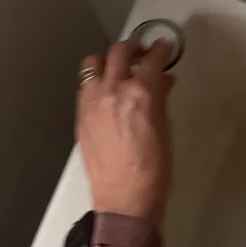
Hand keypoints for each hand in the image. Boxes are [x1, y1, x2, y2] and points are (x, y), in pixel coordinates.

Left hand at [76, 40, 175, 226]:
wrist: (125, 199)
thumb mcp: (165, 129)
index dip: (161, 49)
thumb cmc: (155, 168)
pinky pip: (85, 86)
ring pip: (94, 63)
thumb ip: (161, 98)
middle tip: (144, 55)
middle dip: (134, 48)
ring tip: (119, 71)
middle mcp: (113, 91)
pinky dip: (97, 81)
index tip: (165, 47)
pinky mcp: (80, 116)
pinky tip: (107, 94)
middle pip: (119, 52)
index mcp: (140, 93)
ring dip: (109, 61)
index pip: (152, 59)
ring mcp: (92, 102)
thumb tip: (163, 80)